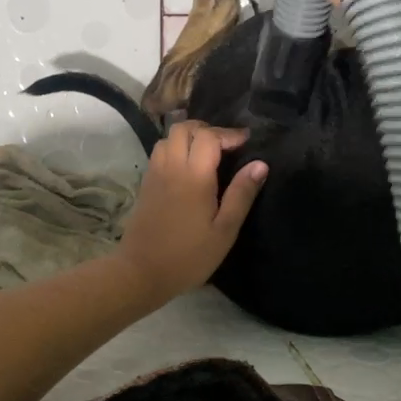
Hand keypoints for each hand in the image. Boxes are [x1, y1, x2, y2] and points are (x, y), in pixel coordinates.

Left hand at [115, 120, 267, 300]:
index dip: (229, 133)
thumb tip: (260, 165)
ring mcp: (155, 174)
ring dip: (188, 137)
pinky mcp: (145, 184)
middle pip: (184, 128)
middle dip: (206, 129)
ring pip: (168, 138)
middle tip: (225, 145)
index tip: (246, 140)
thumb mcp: (224, 231)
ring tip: (206, 153)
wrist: (141, 271)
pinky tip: (186, 168)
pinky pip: (159, 152)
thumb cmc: (189, 255)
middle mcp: (172, 167)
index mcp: (194, 176)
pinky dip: (174, 148)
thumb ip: (241, 195)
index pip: (209, 137)